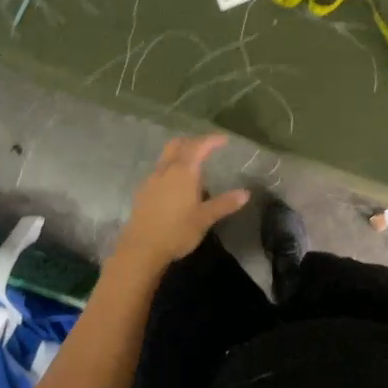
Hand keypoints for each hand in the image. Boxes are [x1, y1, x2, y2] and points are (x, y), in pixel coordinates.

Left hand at [116, 134, 251, 268]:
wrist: (141, 248)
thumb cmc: (177, 231)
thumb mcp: (204, 219)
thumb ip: (224, 204)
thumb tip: (245, 193)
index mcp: (183, 172)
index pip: (198, 146)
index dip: (212, 140)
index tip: (224, 140)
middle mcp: (165, 170)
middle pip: (178, 145)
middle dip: (193, 142)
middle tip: (207, 148)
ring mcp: (151, 179)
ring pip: (166, 157)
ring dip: (180, 155)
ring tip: (195, 168)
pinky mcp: (143, 191)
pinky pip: (159, 170)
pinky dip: (171, 168)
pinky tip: (177, 185)